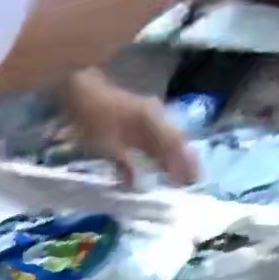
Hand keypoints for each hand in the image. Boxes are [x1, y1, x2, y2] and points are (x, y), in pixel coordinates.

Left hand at [59, 69, 199, 188]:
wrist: (85, 94)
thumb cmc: (94, 121)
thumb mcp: (106, 146)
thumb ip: (123, 165)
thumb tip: (134, 184)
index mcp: (151, 121)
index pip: (173, 145)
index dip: (181, 164)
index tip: (187, 182)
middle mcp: (156, 117)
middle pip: (176, 142)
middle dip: (185, 162)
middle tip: (193, 182)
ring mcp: (149, 117)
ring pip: (169, 140)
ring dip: (176, 158)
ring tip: (184, 177)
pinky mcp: (141, 121)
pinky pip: (158, 139)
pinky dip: (163, 153)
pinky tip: (164, 166)